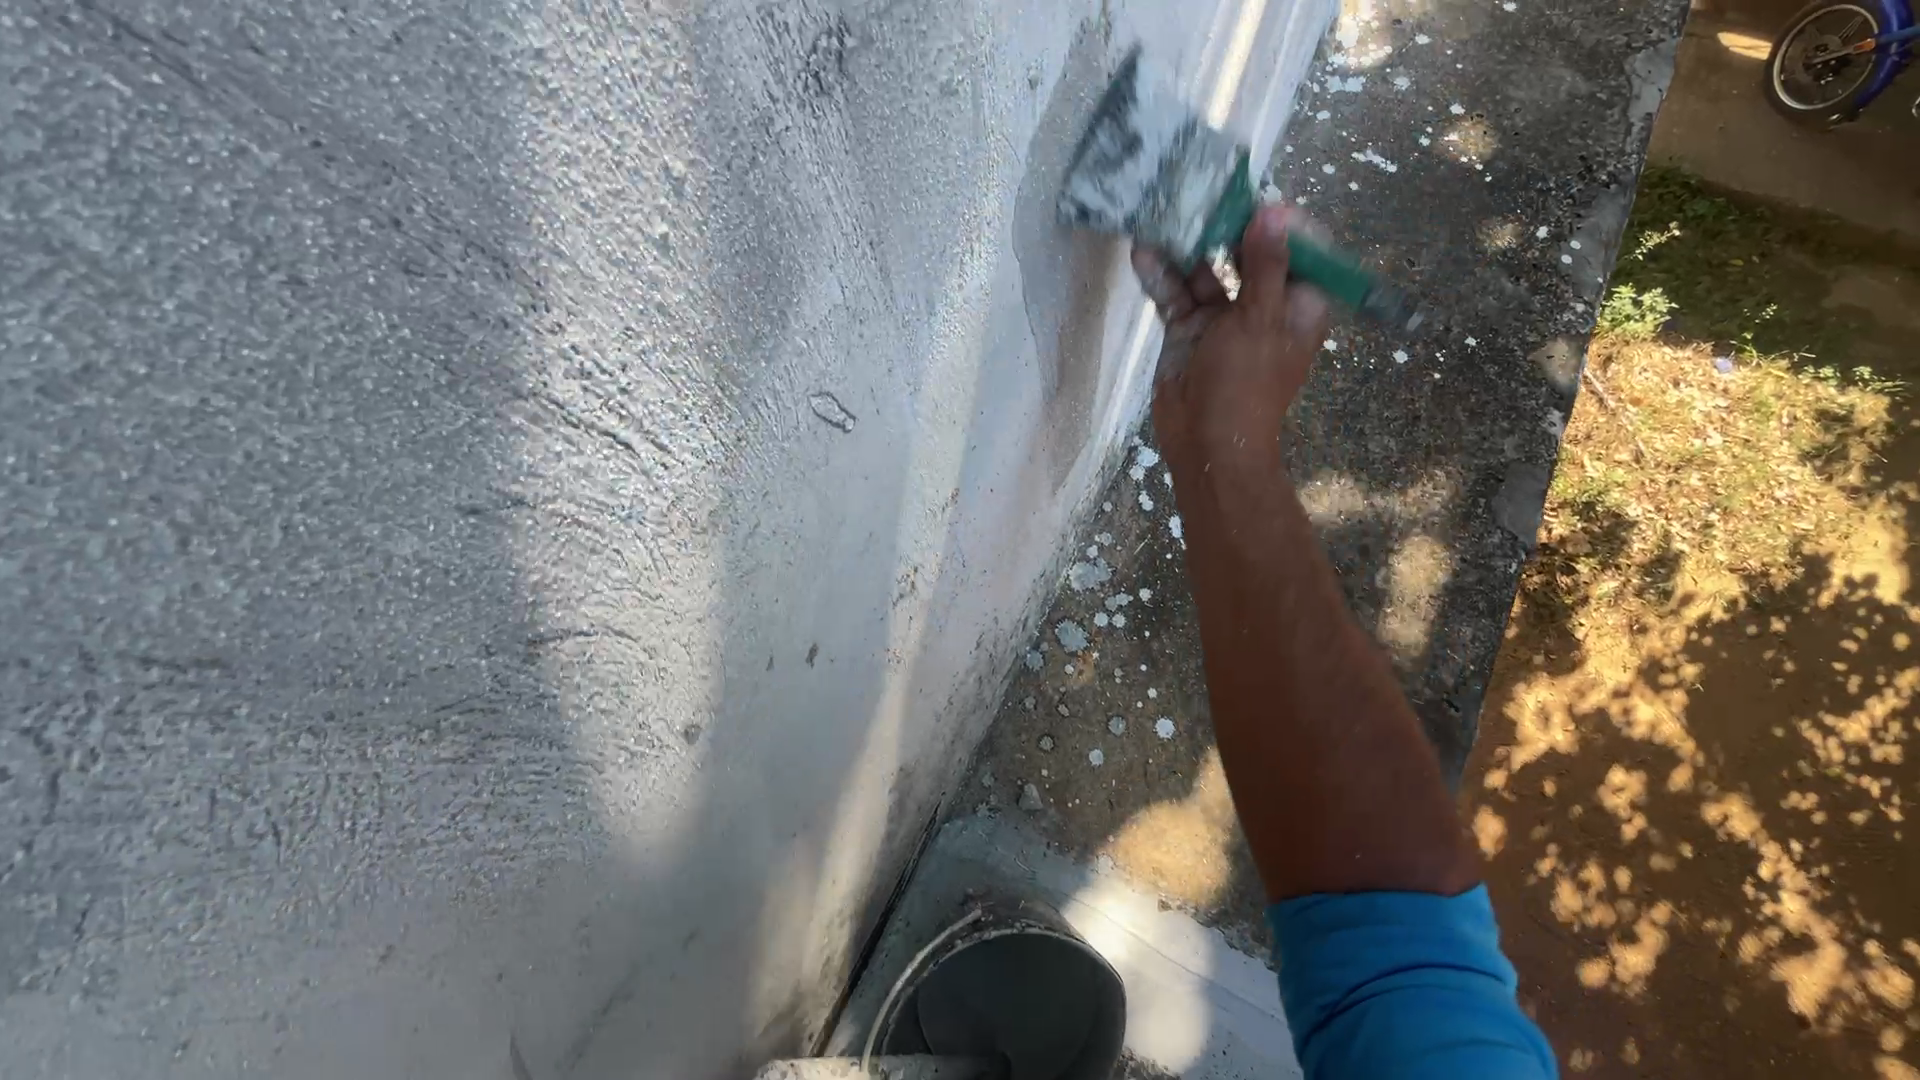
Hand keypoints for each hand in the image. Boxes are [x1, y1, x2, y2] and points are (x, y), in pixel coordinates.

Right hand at [1132, 203, 1330, 471]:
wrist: (1206, 442)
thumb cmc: (1246, 384)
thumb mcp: (1260, 320)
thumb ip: (1265, 265)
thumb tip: (1274, 210)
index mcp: (1298, 304)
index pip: (1302, 249)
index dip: (1283, 223)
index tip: (1257, 202)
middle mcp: (1262, 305)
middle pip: (1248, 253)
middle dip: (1225, 225)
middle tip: (1202, 194)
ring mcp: (1221, 318)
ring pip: (1205, 271)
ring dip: (1186, 247)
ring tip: (1164, 213)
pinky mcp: (1187, 330)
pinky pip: (1176, 295)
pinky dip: (1161, 275)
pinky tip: (1143, 251)